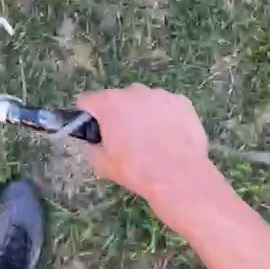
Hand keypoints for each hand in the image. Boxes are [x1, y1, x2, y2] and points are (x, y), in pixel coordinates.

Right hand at [77, 85, 224, 205]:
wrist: (179, 177)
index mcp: (109, 103)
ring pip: (144, 101)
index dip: (87, 115)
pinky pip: (166, 106)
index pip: (87, 100)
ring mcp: (160, 94)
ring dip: (143, 114)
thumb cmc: (137, 170)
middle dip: (118, 114)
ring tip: (152, 139)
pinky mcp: (182, 102)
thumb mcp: (102, 164)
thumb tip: (97, 140)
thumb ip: (93, 146)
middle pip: (118, 99)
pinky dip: (165, 117)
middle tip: (126, 139)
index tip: (95, 130)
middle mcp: (133, 91)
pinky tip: (170, 136)